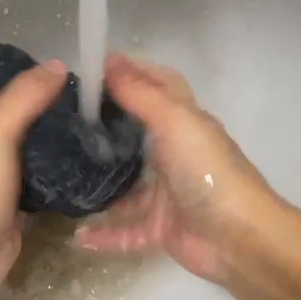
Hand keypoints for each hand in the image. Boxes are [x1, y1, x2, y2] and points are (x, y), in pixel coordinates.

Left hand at [0, 59, 67, 291]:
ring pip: (20, 142)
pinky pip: (30, 172)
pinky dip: (50, 164)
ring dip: (46, 134)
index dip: (10, 71)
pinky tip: (76, 156)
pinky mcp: (5, 199)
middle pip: (3, 110)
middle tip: (74, 96)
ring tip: (81, 121)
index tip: (48, 70)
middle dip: (35, 102)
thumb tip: (55, 67)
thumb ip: (23, 97)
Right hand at [73, 54, 276, 281]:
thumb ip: (141, 95)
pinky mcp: (161, 229)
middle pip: (136, 137)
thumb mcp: (175, 122)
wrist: (237, 238)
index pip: (160, 87)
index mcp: (185, 124)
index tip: (93, 71)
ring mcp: (168, 194)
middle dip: (105, 130)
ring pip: (126, 188)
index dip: (133, 72)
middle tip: (65, 124)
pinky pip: (126, 232)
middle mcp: (176, 155)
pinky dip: (105, 235)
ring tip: (63, 179)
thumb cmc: (207, 172)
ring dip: (100, 185)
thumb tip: (110, 61)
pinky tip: (79, 235)